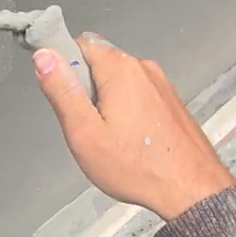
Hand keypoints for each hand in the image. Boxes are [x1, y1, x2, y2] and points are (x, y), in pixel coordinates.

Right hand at [33, 35, 235, 220]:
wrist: (192, 192)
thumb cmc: (137, 166)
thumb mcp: (84, 132)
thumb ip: (61, 90)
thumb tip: (43, 55)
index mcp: (120, 68)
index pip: (78, 44)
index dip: (62, 66)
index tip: (62, 95)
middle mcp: (142, 67)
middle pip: (98, 62)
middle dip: (84, 88)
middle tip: (86, 125)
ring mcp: (160, 83)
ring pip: (117, 80)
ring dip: (105, 101)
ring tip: (108, 137)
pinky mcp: (170, 101)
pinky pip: (137, 94)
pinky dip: (126, 110)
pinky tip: (129, 140)